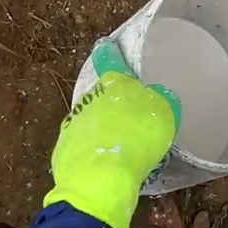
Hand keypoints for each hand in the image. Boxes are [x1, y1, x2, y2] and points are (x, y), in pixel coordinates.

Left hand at [42, 41, 181, 227]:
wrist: (101, 180)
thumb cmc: (137, 139)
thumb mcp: (164, 115)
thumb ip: (160, 100)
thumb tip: (156, 95)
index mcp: (115, 83)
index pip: (111, 59)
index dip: (110, 52)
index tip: (107, 47)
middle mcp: (90, 97)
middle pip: (101, 95)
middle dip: (111, 104)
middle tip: (129, 120)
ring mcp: (73, 124)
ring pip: (89, 121)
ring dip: (100, 131)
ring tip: (118, 151)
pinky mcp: (62, 151)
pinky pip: (80, 148)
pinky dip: (90, 155)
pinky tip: (103, 169)